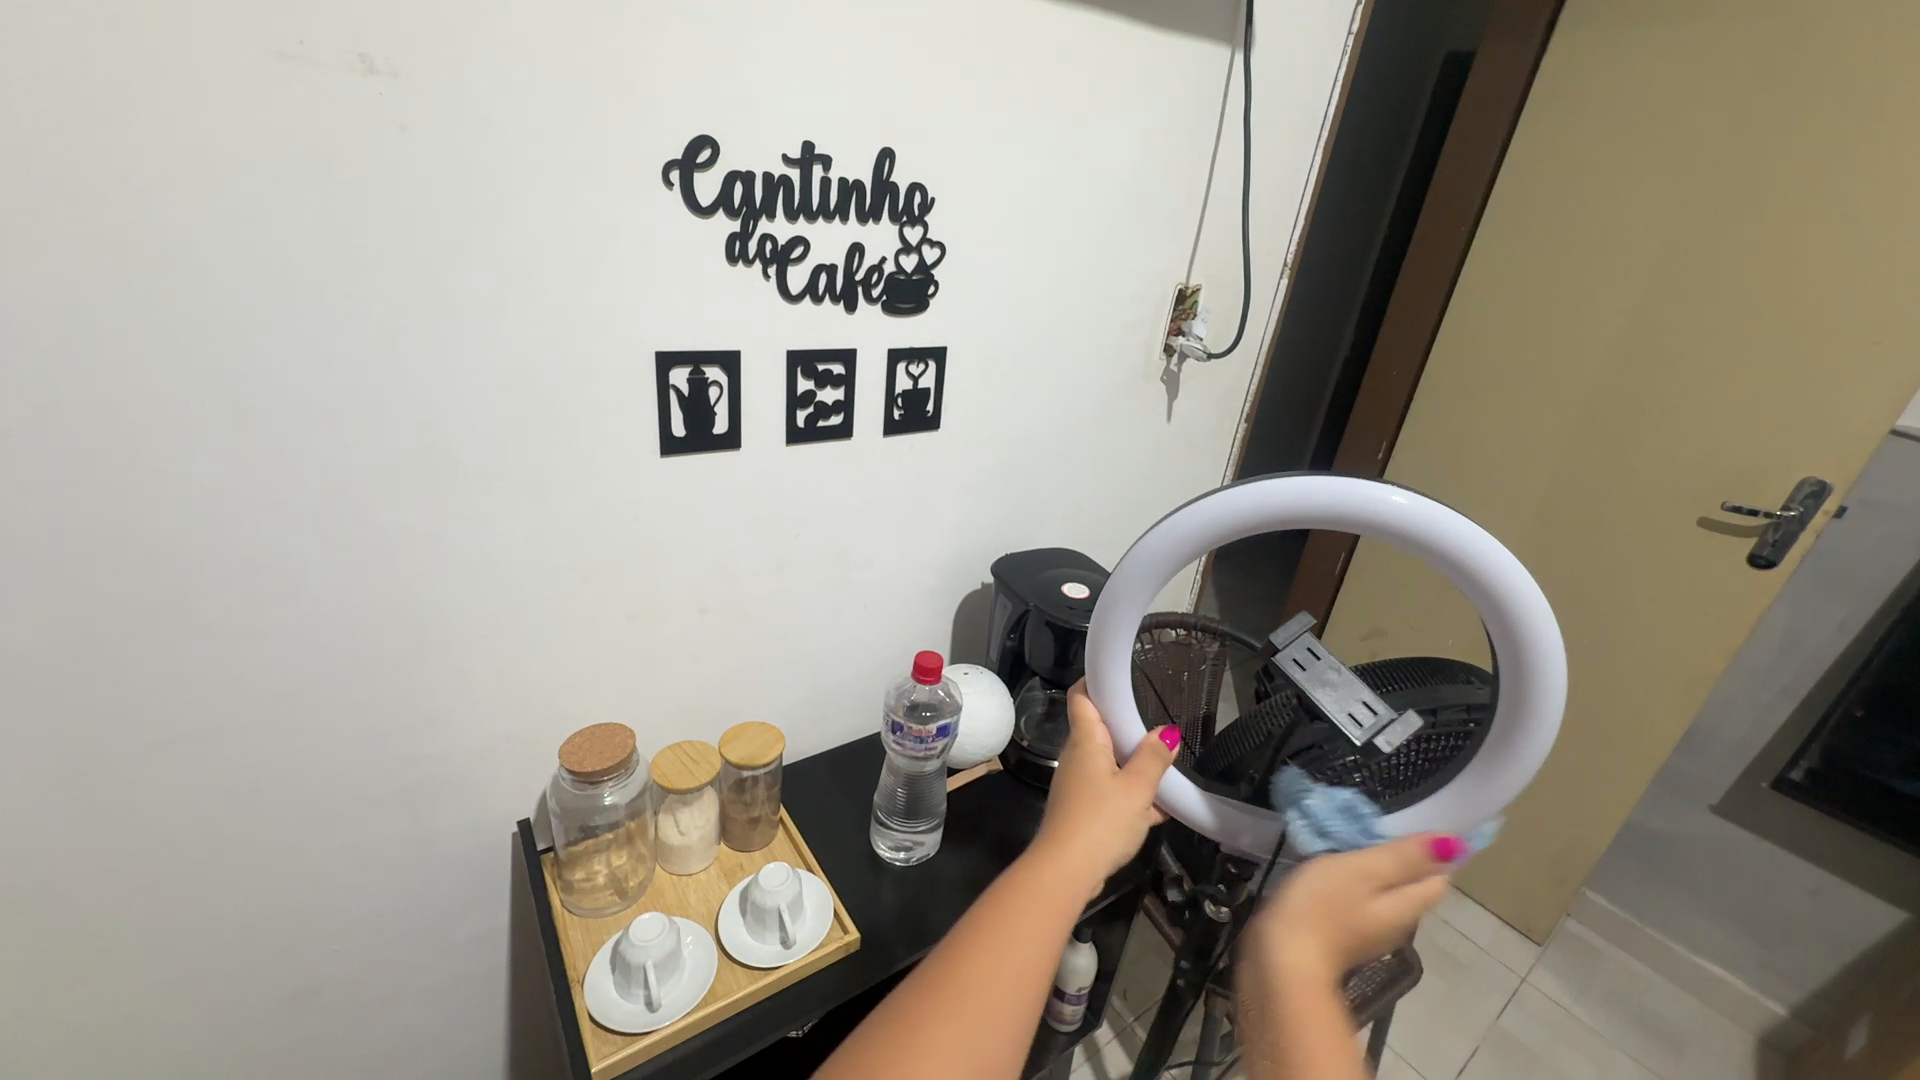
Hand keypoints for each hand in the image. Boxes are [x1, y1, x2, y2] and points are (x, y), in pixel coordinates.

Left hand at [1029, 680, 1178, 898]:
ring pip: (1110, 763)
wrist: (1066, 870)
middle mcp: (1077, 756)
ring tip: (1169, 765)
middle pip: (1101, 730)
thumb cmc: (1100, 821)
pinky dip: (1133, 795)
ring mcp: (1078, 783)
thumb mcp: (1137, 788)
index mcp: (1085, 741)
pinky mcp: (1083, 809)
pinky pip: (1111, 791)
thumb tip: (1167, 731)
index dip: (1096, 681)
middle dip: (1128, 727)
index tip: (1121, 675)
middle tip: (1160, 721)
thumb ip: (1153, 758)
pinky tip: (1161, 808)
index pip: (1081, 696)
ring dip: (1135, 765)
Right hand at [1244, 835, 1460, 985]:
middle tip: (1377, 826)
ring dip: (1375, 870)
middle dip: (1402, 858)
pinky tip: (1331, 870)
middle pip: (1411, 887)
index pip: (1438, 878)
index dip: (1434, 851)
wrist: (1281, 960)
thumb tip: (1456, 844)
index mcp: (1407, 907)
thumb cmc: (1322, 907)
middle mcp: (1396, 923)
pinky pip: (1359, 902)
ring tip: (1351, 842)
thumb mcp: (1362, 871)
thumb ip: (1404, 857)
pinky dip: (1353, 883)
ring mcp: (1368, 933)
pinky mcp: (1341, 935)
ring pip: (1384, 895)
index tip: (1413, 822)